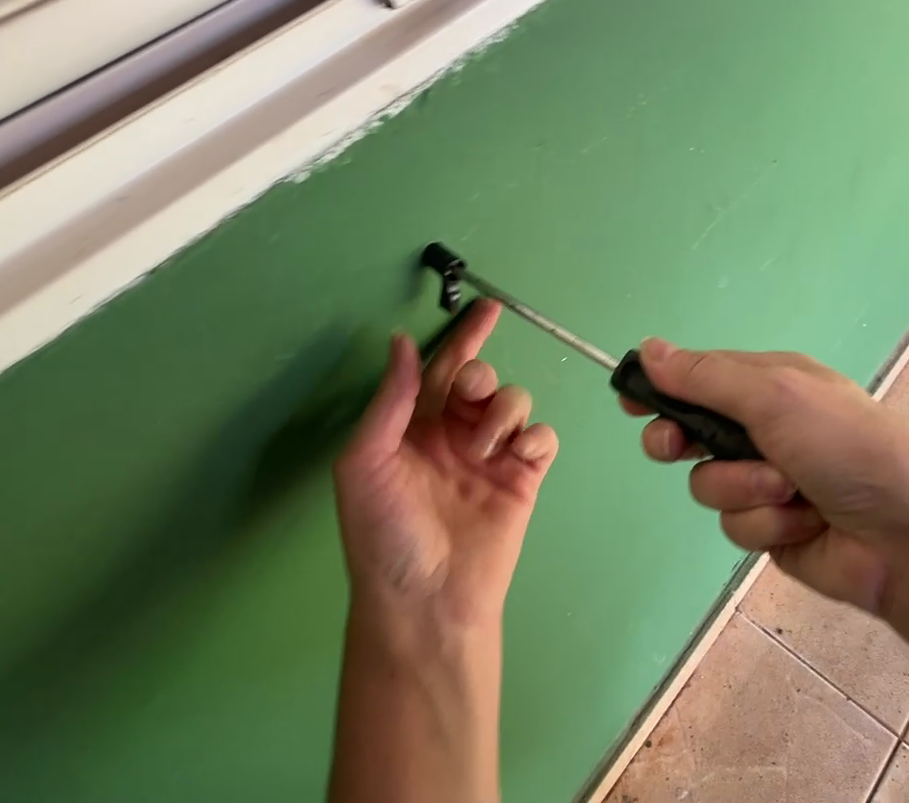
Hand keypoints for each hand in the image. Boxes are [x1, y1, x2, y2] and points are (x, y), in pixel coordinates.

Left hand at [335, 299, 557, 631]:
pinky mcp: (524, 478)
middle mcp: (456, 435)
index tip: (488, 307)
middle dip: (480, 375)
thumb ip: (390, 400)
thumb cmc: (385, 533)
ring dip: (503, 411)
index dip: (464, 336)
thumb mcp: (366, 462)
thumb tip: (402, 341)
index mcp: (415, 429)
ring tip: (484, 448)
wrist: (426, 600)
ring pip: (515, 400)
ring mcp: (493, 457)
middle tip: (469, 398)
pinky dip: (534, 435)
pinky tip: (517, 455)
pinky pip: (543, 436)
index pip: (442, 369)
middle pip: (482, 378)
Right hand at [627, 339, 908, 620]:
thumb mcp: (774, 395)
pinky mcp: (772, 529)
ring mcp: (768, 481)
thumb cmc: (844, 444)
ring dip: (744, 488)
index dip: (661, 387)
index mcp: (770, 385)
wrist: (908, 534)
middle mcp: (765, 429)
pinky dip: (767, 522)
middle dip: (682, 442)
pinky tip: (803, 522)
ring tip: (789, 489)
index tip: (627, 398)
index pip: (699, 377)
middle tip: (675, 447)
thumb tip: (647, 348)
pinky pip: (737, 524)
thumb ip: (705, 377)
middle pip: (691, 433)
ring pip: (709, 484)